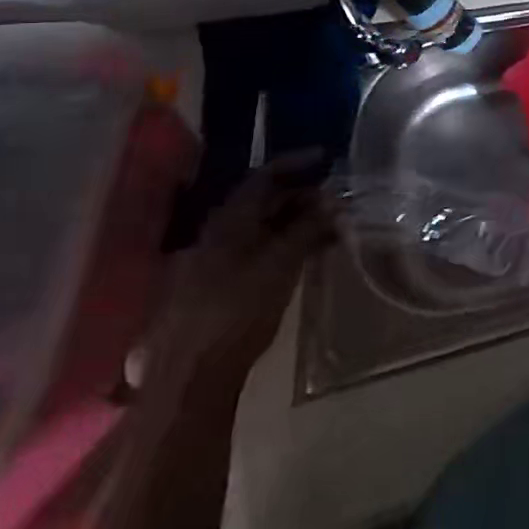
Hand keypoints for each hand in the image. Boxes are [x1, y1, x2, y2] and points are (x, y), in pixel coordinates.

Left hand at [143, 150, 331, 382]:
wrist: (192, 372)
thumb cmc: (238, 309)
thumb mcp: (281, 265)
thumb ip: (308, 230)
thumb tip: (334, 202)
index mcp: (232, 217)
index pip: (266, 174)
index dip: (297, 163)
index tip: (326, 157)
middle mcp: (222, 229)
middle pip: (264, 200)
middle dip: (302, 195)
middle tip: (336, 198)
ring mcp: (218, 258)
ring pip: (262, 227)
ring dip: (296, 221)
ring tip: (330, 227)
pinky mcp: (221, 285)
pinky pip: (258, 249)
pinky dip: (285, 244)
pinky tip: (305, 256)